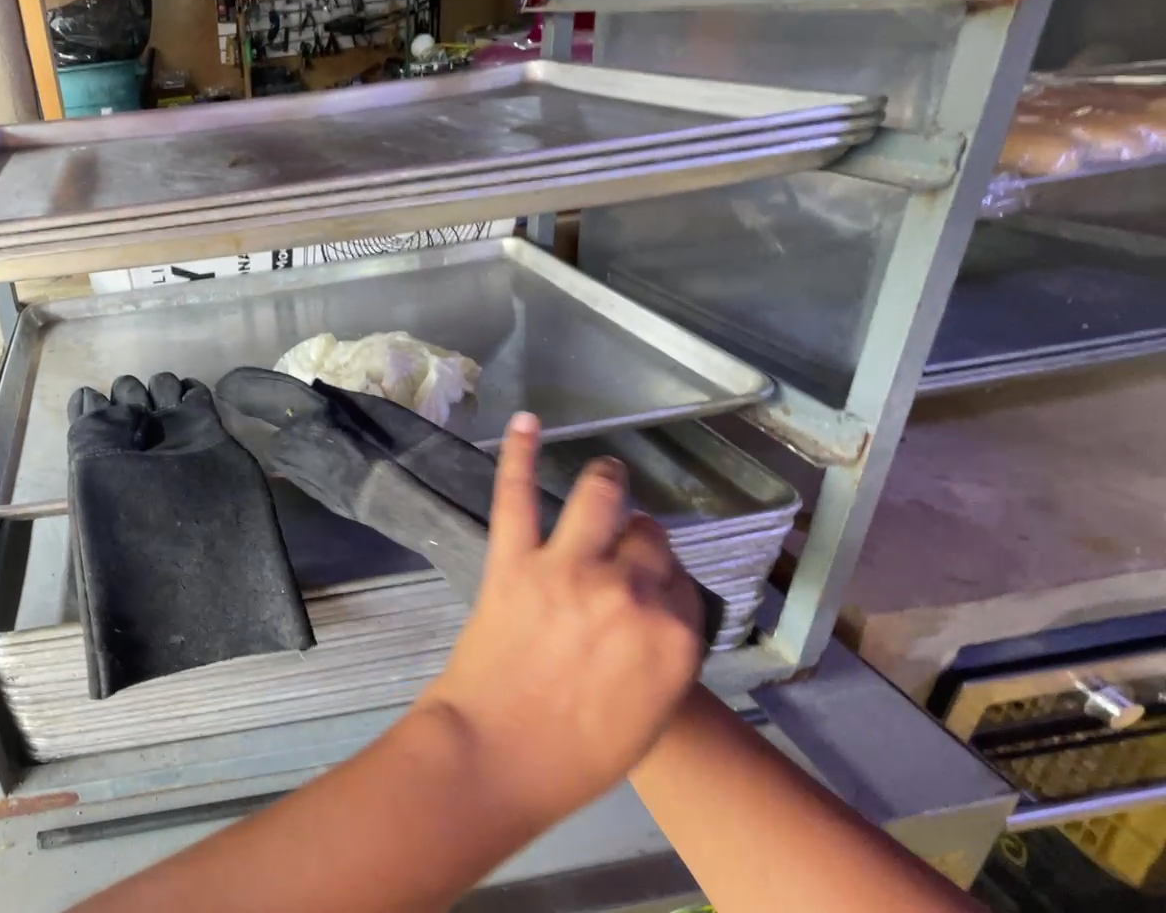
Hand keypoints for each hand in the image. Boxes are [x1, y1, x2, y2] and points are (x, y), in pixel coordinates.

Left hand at [415, 412, 705, 827]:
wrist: (497, 754)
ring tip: (606, 473)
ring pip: (600, 501)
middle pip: (648, 538)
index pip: (680, 580)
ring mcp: (569, 569)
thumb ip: (659, 654)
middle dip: (637, 540)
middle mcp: (631, 591)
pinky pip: (517, 496)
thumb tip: (653, 616)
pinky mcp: (514, 561)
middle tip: (620, 546)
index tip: (647, 582)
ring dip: (605, 482)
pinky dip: (518, 454)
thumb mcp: (647, 712)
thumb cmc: (575, 755)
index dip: (661, 578)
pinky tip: (526, 422)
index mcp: (675, 636)